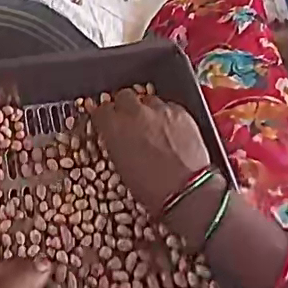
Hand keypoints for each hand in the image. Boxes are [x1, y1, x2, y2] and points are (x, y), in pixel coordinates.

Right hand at [89, 89, 211, 215]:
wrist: (186, 191)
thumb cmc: (151, 188)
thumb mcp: (121, 167)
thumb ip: (116, 143)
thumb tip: (118, 138)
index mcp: (113, 127)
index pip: (101, 110)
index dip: (106, 116)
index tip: (109, 121)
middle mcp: (133, 112)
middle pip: (124, 96)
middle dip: (126, 106)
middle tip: (131, 120)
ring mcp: (158, 110)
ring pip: (148, 99)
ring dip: (148, 110)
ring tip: (154, 127)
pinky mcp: (179, 111)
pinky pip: (169, 106)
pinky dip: (168, 115)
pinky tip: (171, 130)